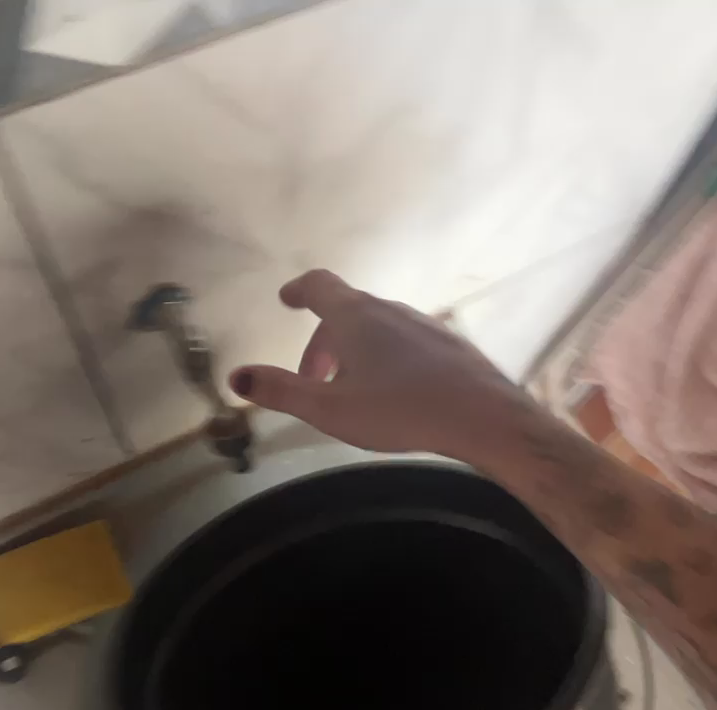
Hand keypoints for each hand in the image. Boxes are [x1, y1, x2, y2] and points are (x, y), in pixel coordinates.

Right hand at [227, 270, 530, 460]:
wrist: (480, 415)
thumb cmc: (398, 411)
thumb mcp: (329, 409)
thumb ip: (282, 392)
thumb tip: (236, 378)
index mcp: (354, 318)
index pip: (319, 287)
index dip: (299, 291)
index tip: (287, 298)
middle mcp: (388, 310)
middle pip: (346, 314)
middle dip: (323, 343)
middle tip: (314, 382)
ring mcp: (422, 324)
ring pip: (376, 329)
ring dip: (355, 353)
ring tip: (352, 392)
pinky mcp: (447, 343)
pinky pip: (404, 341)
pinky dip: (385, 358)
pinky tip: (395, 392)